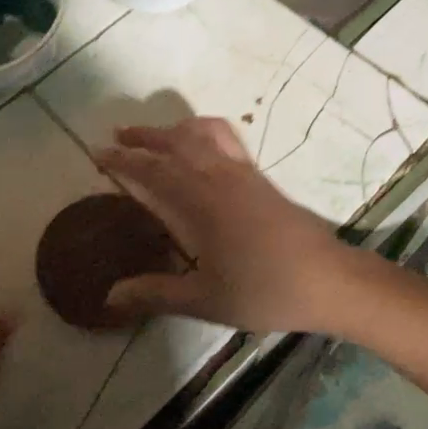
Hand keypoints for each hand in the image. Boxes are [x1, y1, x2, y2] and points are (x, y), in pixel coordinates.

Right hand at [94, 117, 368, 333]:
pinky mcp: (261, 177)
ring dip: (175, 128)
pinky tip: (201, 149)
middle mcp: (220, 177)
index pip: (154, 170)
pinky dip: (203, 132)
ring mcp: (244, 173)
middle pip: (176, 141)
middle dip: (145, 135)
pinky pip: (226, 139)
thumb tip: (109, 296)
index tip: (98, 153)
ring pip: (204, 132)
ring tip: (158, 134)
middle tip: (118, 136)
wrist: (329, 280)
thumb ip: (156, 292)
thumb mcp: (205, 300)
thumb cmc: (264, 291)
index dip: (123, 160)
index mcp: (201, 202)